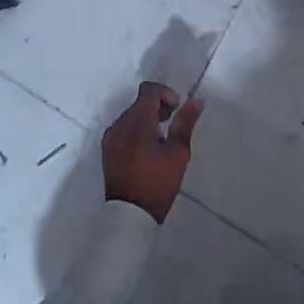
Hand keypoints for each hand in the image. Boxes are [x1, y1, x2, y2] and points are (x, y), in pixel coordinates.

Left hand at [101, 82, 202, 222]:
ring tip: (160, 142)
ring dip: (146, 120)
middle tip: (171, 127)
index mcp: (137, 120)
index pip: (148, 90)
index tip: (176, 111)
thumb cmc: (158, 182)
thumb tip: (196, 101)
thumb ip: (185, 123)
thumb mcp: (178, 153)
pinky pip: (122, 129)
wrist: (129, 214)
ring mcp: (110, 136)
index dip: (165, 94)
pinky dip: (135, 131)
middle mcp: (119, 123)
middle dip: (157, 108)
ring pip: (130, 116)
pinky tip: (146, 151)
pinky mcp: (107, 149)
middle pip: (139, 102)